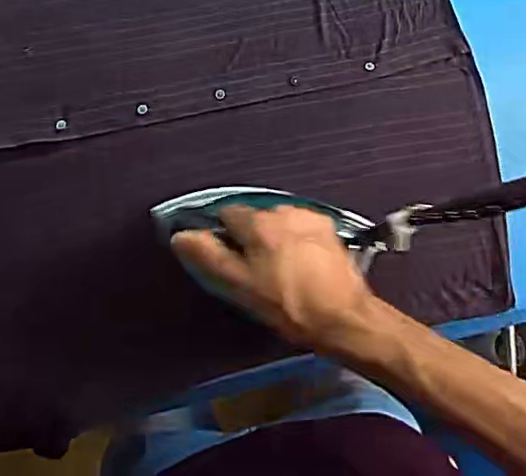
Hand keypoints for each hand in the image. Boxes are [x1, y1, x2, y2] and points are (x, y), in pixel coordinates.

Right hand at [170, 205, 384, 351]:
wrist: (344, 316)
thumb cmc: (287, 306)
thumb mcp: (242, 287)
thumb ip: (210, 256)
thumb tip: (181, 235)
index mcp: (257, 221)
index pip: (226, 213)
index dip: (222, 234)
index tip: (228, 258)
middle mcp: (281, 209)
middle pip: (253, 216)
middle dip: (249, 236)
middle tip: (255, 269)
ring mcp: (307, 214)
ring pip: (278, 220)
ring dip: (273, 235)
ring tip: (280, 268)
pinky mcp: (327, 225)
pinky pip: (300, 225)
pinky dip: (295, 237)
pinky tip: (302, 262)